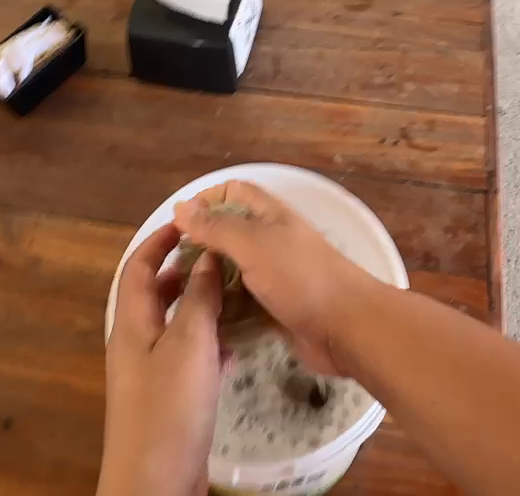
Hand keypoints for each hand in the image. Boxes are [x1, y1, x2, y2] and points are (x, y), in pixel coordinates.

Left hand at [97, 222, 224, 495]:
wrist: (156, 486)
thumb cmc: (168, 407)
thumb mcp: (189, 343)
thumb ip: (199, 297)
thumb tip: (207, 257)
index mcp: (132, 323)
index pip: (138, 266)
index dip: (159, 240)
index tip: (187, 222)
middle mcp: (137, 343)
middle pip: (155, 293)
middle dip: (183, 270)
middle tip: (218, 255)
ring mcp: (151, 373)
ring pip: (175, 324)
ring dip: (200, 305)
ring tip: (233, 292)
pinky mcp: (169, 399)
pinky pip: (188, 355)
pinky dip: (209, 341)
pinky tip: (235, 343)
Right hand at [173, 181, 379, 376]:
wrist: (346, 327)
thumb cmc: (300, 276)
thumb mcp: (254, 244)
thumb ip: (217, 227)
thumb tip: (180, 206)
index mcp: (269, 216)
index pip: (233, 193)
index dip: (206, 200)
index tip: (178, 223)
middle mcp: (270, 241)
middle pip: (229, 236)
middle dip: (202, 248)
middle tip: (173, 268)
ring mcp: (274, 277)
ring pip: (233, 273)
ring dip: (211, 284)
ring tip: (180, 299)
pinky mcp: (275, 309)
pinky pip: (242, 306)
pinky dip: (225, 312)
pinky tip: (202, 323)